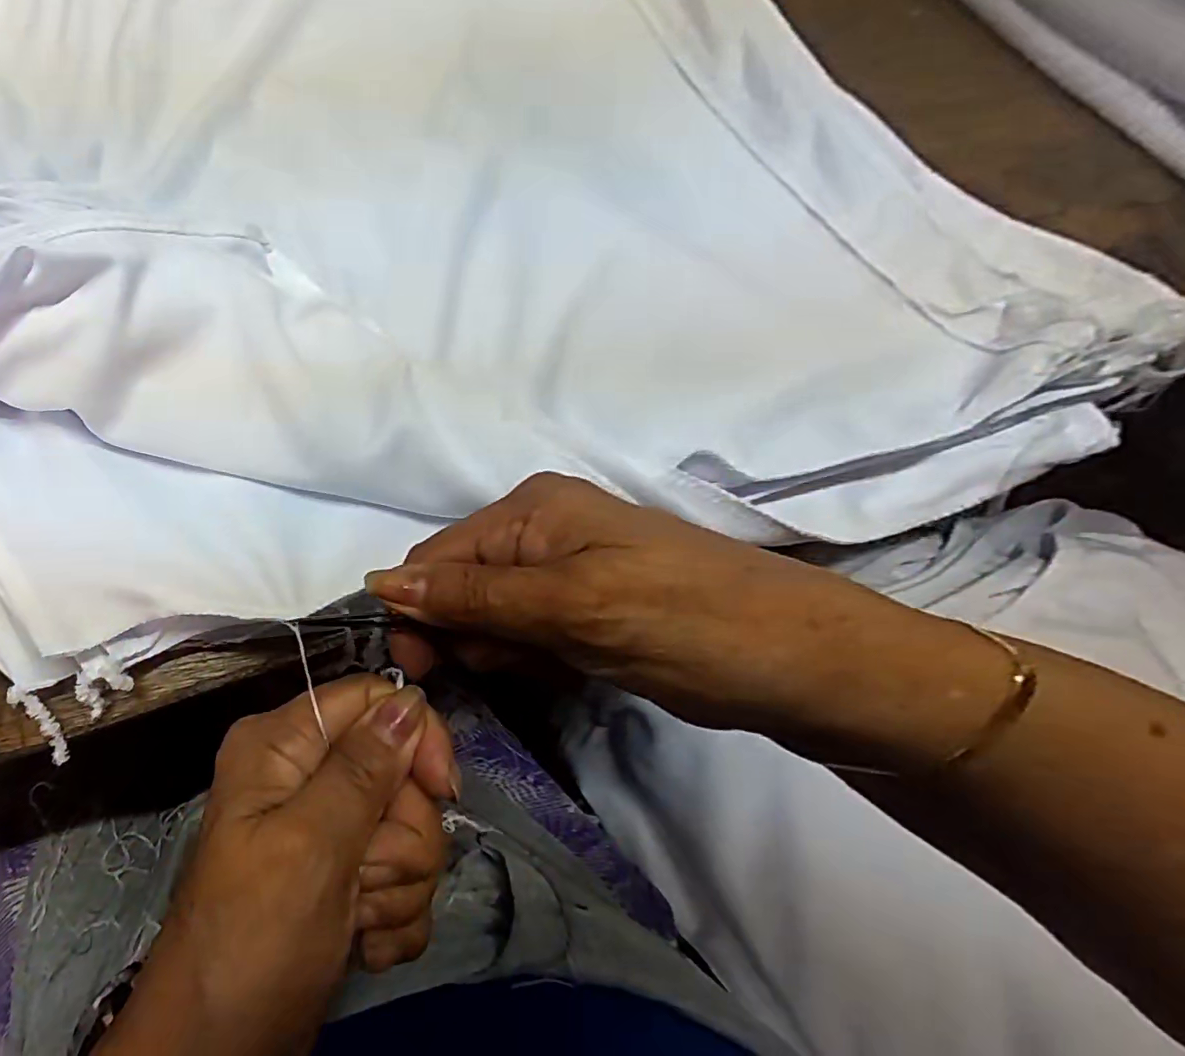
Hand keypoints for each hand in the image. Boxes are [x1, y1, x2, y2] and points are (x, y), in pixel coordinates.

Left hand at [94, 675, 456, 1055]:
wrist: (222, 1044)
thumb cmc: (254, 935)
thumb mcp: (310, 842)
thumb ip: (363, 768)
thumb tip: (409, 701)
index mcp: (282, 744)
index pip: (370, 700)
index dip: (415, 735)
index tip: (443, 789)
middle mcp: (304, 774)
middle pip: (399, 771)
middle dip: (400, 835)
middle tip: (363, 875)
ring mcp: (326, 826)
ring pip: (410, 829)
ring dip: (396, 884)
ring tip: (353, 916)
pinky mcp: (345, 874)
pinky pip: (403, 876)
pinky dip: (392, 915)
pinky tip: (359, 942)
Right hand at [366, 473, 1010, 766]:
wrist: (805, 665)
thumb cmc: (685, 621)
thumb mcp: (570, 606)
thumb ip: (473, 597)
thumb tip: (379, 585)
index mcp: (530, 510)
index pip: (437, 558)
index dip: (417, 611)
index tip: (418, 672)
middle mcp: (540, 530)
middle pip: (460, 586)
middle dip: (463, 635)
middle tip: (500, 675)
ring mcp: (565, 570)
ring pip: (491, 616)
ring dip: (499, 652)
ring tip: (548, 671)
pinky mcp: (585, 607)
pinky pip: (527, 632)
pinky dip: (530, 658)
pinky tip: (562, 673)